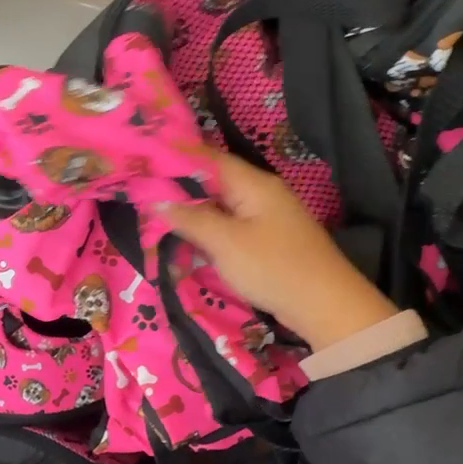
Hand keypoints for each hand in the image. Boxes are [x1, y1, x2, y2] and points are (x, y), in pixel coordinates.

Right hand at [160, 153, 397, 351]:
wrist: (323, 305)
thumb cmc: (273, 267)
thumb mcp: (225, 242)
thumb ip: (190, 219)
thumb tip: (157, 201)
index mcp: (254, 185)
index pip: (208, 160)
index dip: (175, 158)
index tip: (142, 161)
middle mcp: (259, 193)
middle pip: (212, 181)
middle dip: (176, 185)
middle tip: (139, 189)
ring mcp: (263, 216)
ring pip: (217, 204)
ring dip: (187, 208)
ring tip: (151, 210)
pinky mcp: (262, 238)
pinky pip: (225, 223)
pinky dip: (202, 226)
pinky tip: (181, 233)